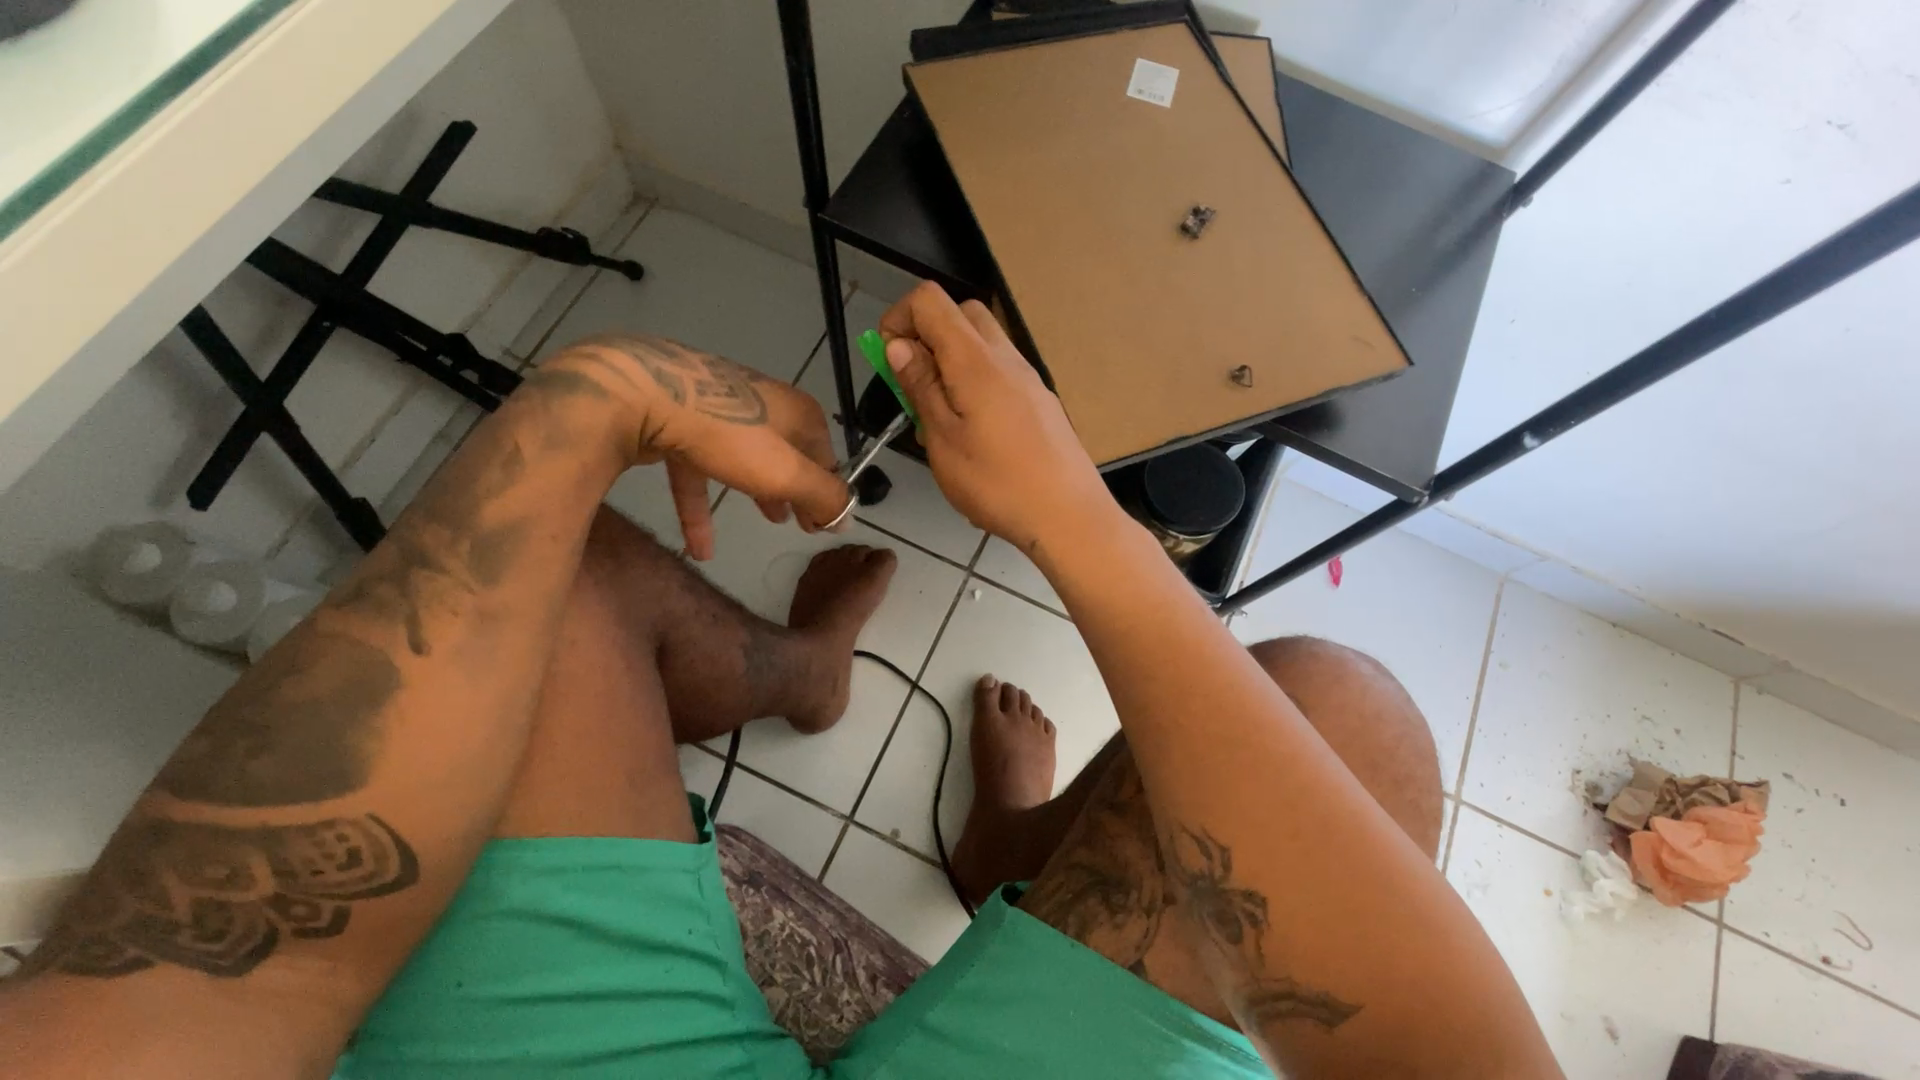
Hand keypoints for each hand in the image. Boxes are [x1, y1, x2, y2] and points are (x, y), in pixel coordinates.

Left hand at [551, 337, 846, 559]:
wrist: (643, 392)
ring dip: (757, 495)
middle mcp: (765, 406)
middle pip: (786, 457)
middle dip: (794, 492)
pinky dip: (701, 509)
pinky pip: (698, 473)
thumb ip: (823, 497)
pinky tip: (698, 549)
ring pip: (744, 463)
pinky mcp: (679, 426)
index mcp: (798, 412)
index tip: (823, 526)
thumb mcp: (787, 472)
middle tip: (798, 525)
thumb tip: (847, 519)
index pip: (826, 458)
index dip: (827, 494)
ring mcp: (719, 413)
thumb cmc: (729, 433)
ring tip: (767, 522)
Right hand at [878, 283, 1114, 554]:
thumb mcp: (943, 439)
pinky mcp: (1041, 401)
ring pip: (984, 342)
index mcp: (975, 360)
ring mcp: (1029, 378)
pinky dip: (976, 381)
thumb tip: (899, 345)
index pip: (931, 300)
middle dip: (927, 334)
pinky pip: (1001, 371)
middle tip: (912, 383)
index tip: (888, 359)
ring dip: (951, 361)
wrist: (1068, 516)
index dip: (900, 317)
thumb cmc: (997, 484)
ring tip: (938, 414)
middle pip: (961, 313)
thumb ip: (920, 387)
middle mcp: (1006, 357)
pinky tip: (971, 431)